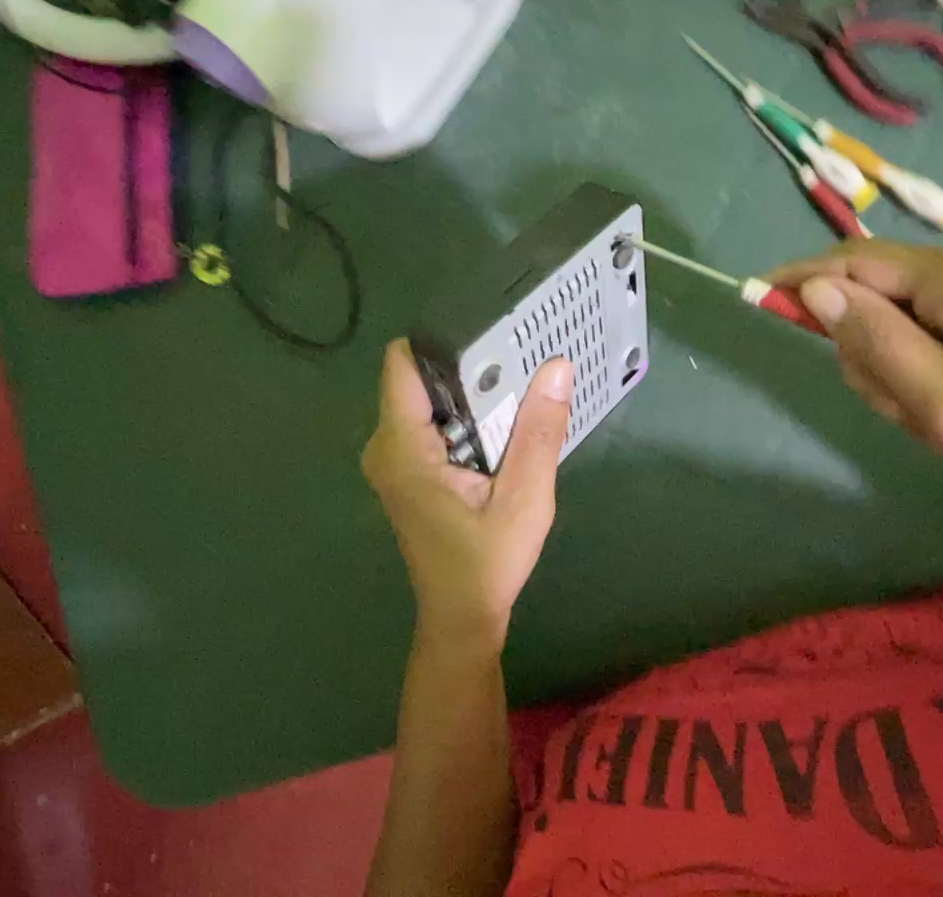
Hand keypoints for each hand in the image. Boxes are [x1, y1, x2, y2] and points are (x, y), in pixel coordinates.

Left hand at [362, 341, 573, 650]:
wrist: (462, 616)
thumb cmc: (487, 562)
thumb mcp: (524, 498)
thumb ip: (538, 431)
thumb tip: (557, 366)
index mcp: (402, 447)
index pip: (402, 363)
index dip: (440, 339)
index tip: (486, 327)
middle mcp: (385, 446)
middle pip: (417, 379)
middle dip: (463, 364)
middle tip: (516, 352)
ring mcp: (392, 460)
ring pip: (426, 400)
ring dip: (466, 391)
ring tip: (515, 379)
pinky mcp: (406, 472)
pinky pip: (429, 424)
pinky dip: (461, 416)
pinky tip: (499, 419)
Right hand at [768, 241, 942, 535]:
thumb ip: (875, 343)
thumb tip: (816, 291)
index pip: (859, 263)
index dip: (803, 280)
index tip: (754, 300)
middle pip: (881, 293)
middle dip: (868, 350)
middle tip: (904, 413)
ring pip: (907, 320)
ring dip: (899, 371)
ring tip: (940, 425)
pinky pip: (940, 336)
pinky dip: (928, 373)